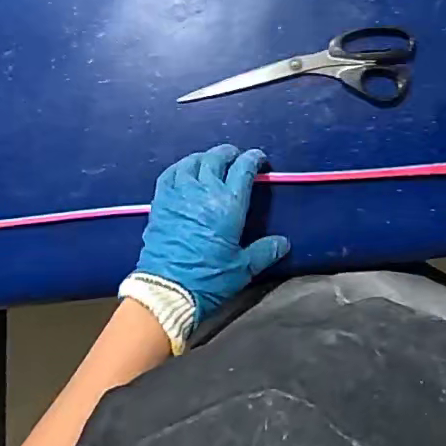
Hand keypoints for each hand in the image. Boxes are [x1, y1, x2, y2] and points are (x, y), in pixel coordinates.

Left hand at [127, 145, 288, 342]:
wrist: (166, 292)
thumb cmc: (208, 279)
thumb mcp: (243, 268)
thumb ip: (265, 251)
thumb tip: (284, 242)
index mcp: (229, 203)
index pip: (244, 167)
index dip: (253, 158)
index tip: (259, 159)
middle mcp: (205, 191)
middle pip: (217, 158)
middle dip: (229, 154)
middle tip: (235, 157)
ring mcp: (180, 194)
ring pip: (193, 162)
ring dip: (204, 157)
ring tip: (210, 161)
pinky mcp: (161, 203)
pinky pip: (170, 174)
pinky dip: (180, 167)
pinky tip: (185, 171)